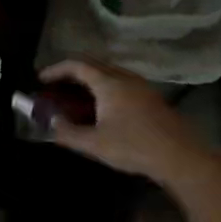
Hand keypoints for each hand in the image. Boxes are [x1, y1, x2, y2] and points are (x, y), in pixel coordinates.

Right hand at [38, 61, 216, 187]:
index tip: (41, 79)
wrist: (179, 156)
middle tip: (56, 86)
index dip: (56, 70)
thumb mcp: (93, 144)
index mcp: (109, 83)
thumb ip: (67, 132)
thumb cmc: (133, 147)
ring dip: (90, 79)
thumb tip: (51, 123)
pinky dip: (104, 87)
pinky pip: (121, 82)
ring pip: (110, 73)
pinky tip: (102, 107)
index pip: (77, 66)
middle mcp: (125, 78)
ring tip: (76, 96)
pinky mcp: (151, 98)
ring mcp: (141, 86)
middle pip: (94, 65)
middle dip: (72, 72)